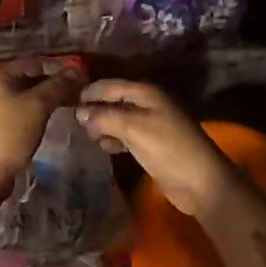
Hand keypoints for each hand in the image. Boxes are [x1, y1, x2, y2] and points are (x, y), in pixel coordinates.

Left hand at [0, 59, 84, 189]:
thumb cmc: (9, 134)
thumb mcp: (37, 105)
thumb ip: (58, 86)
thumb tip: (77, 71)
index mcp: (0, 76)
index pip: (36, 62)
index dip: (60, 67)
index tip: (81, 77)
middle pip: (31, 78)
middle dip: (55, 83)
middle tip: (79, 92)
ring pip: (28, 96)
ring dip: (49, 98)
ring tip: (70, 104)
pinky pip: (22, 111)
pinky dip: (39, 111)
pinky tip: (51, 118)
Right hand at [77, 80, 241, 220]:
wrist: (200, 180)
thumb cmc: (167, 147)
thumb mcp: (133, 127)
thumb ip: (105, 116)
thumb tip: (79, 111)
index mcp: (146, 92)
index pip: (110, 85)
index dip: (89, 92)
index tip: (65, 102)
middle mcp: (148, 102)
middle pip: (115, 100)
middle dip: (94, 110)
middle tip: (70, 124)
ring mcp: (152, 123)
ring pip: (119, 119)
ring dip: (103, 126)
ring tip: (85, 138)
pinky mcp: (153, 144)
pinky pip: (127, 135)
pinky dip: (114, 139)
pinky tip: (103, 148)